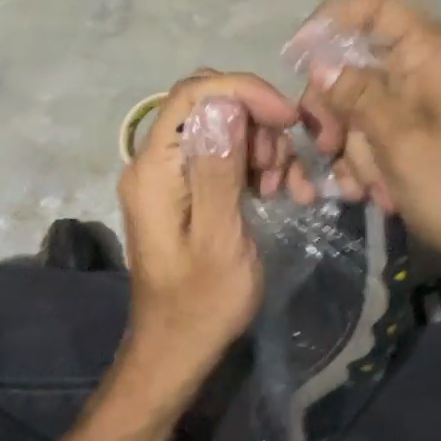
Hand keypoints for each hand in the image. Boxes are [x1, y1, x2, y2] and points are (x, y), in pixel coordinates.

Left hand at [118, 71, 299, 372]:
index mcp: (153, 169)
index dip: (244, 91)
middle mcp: (152, 164)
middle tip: (284, 173)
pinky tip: (282, 195)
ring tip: (288, 191)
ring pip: (222, 131)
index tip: (288, 120)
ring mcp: (166, 179)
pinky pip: (223, 159)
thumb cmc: (201, 304)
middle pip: (209, 107)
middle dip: (258, 126)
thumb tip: (223, 102)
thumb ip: (219, 169)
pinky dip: (256, 169)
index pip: (193, 94)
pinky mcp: (183, 194)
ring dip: (263, 150)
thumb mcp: (220, 238)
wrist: (177, 349)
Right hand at [292, 0, 440, 268]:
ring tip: (365, 190)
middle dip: (336, 109)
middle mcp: (434, 68)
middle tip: (327, 148)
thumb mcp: (400, 143)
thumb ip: (357, 96)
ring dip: (355, 148)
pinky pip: (386, 133)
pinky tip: (375, 195)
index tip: (294, 58)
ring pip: (367, 107)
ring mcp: (434, 103)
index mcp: (435, 53)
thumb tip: (319, 63)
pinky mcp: (432, 133)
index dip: (329, 22)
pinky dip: (373, 161)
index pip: (376, 7)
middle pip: (361, 65)